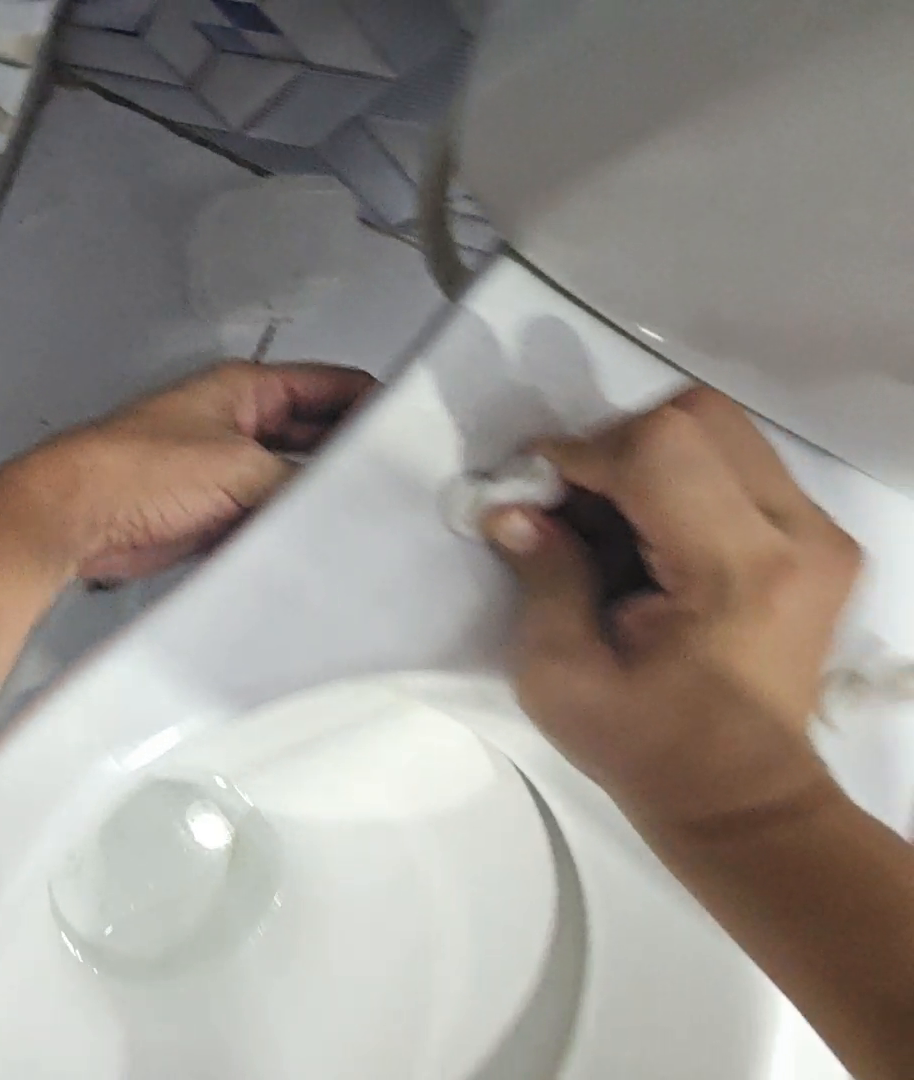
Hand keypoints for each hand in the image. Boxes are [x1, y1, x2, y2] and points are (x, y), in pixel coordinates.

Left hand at [0, 361, 376, 580]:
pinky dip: (287, 532)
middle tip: (406, 497)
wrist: (79, 519)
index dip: (376, 408)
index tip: (422, 443)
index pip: (332, 388)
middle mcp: (238, 427)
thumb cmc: (143, 471)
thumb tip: (345, 500)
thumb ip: (299, 478)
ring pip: (290, 484)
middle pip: (315, 437)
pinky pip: (264, 520)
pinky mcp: (212, 517)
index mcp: (246, 391)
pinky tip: (325, 553)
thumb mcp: (237, 466)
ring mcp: (224, 474)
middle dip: (351, 463)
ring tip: (377, 531)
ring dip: (318, 504)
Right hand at [483, 388, 861, 831]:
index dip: (575, 455)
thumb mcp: (557, 669)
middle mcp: (797, 536)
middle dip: (608, 443)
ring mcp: (816, 535)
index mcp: (735, 570)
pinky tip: (628, 534)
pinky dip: (663, 476)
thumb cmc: (638, 742)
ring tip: (590, 519)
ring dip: (634, 457)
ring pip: (714, 429)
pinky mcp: (810, 541)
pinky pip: (729, 464)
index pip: (658, 448)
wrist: (739, 794)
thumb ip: (543, 576)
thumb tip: (511, 511)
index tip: (526, 497)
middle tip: (561, 500)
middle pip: (695, 416)